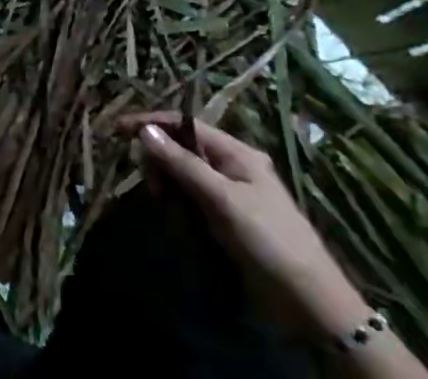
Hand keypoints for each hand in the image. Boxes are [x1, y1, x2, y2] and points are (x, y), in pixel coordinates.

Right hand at [123, 113, 369, 337]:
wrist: (308, 303)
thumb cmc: (269, 240)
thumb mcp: (223, 199)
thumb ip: (182, 164)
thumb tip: (145, 130)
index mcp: (237, 153)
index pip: (185, 124)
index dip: (151, 123)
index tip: (118, 129)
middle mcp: (231, 167)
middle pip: (180, 148)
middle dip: (159, 160)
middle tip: (150, 184)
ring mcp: (228, 193)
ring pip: (182, 175)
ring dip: (167, 186)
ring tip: (164, 207)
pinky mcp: (223, 218)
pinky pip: (189, 199)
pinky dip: (177, 204)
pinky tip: (174, 219)